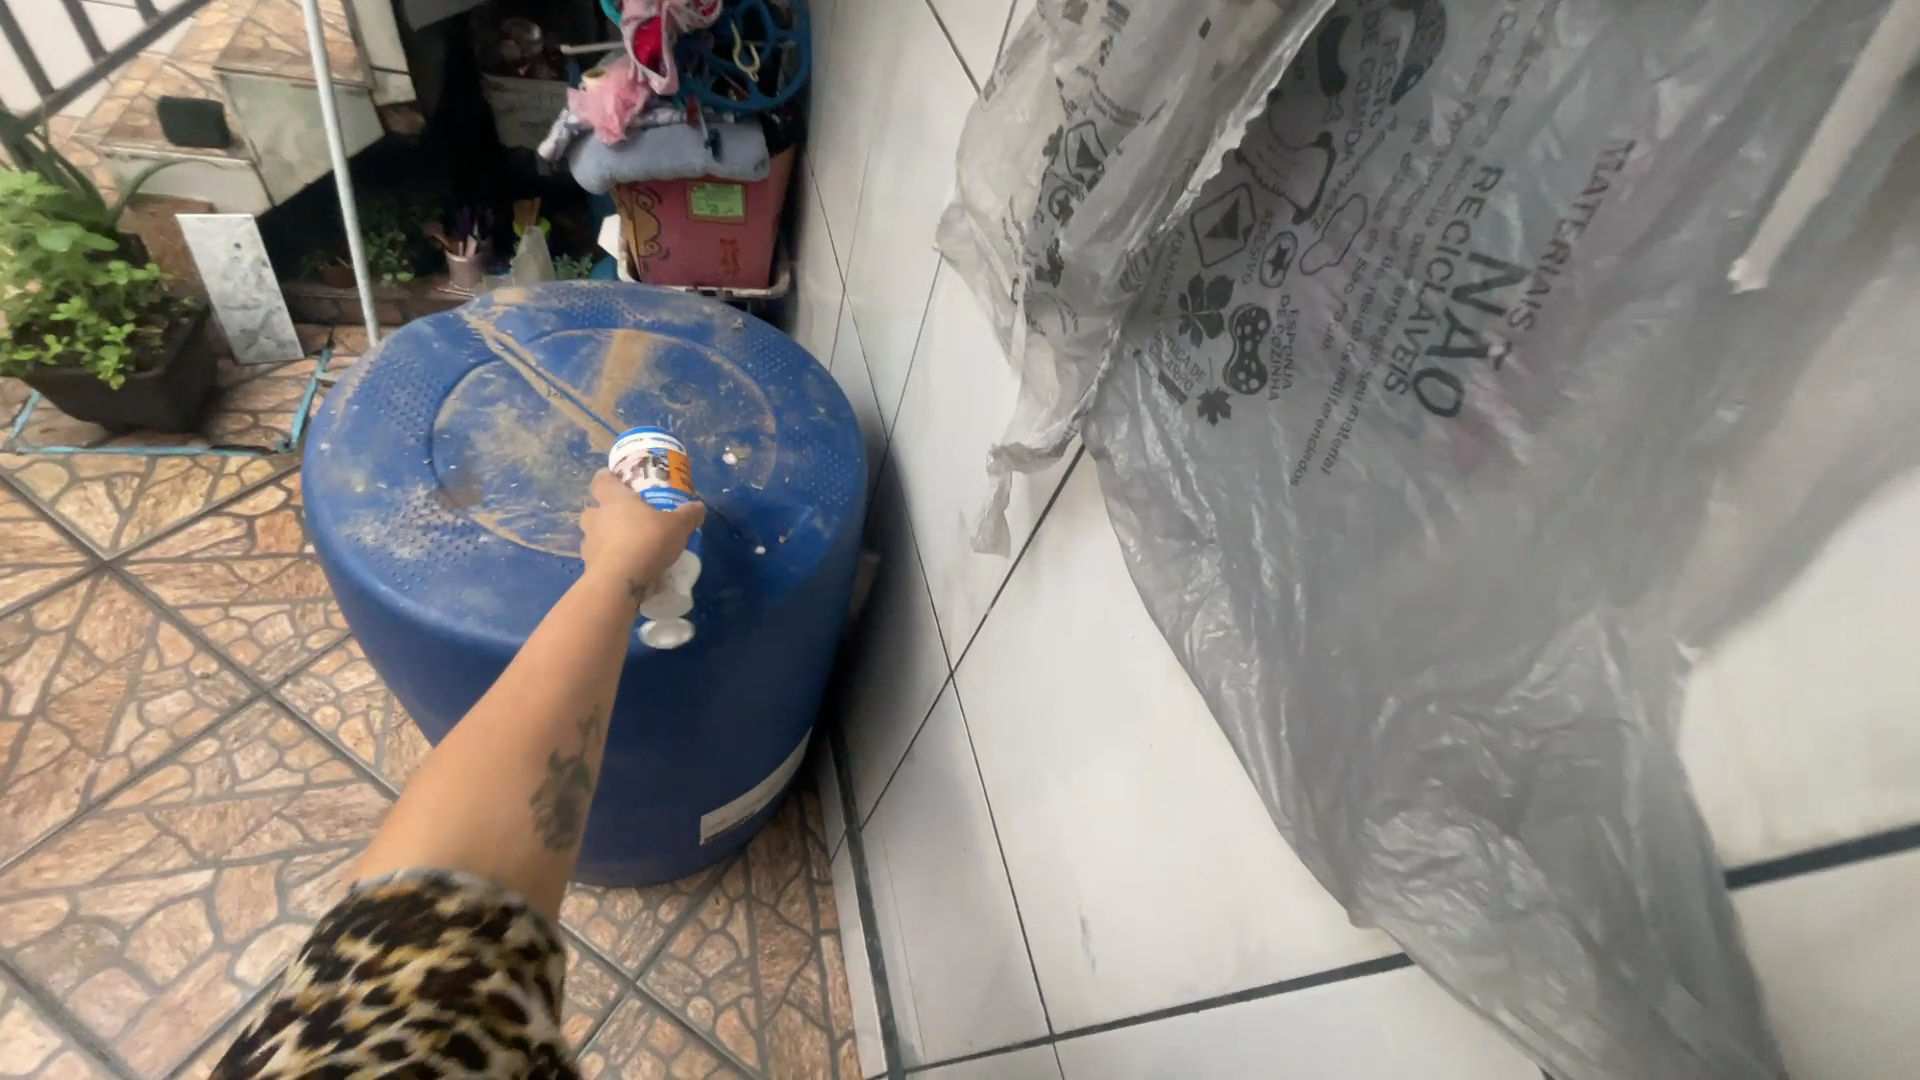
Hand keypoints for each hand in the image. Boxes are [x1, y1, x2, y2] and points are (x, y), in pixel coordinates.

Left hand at [581, 470, 705, 601]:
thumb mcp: (678, 526)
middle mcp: (596, 518)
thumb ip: (688, 515)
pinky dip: (609, 561)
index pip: (602, 481)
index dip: (607, 478)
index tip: (615, 480)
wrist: (620, 582)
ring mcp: (589, 544)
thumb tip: (698, 506)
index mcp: (614, 500)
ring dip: (606, 538)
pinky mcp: (589, 567)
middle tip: (626, 519)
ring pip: (594, 535)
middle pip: (593, 509)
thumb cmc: (647, 541)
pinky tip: (626, 568)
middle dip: (605, 512)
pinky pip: (598, 559)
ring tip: (627, 546)